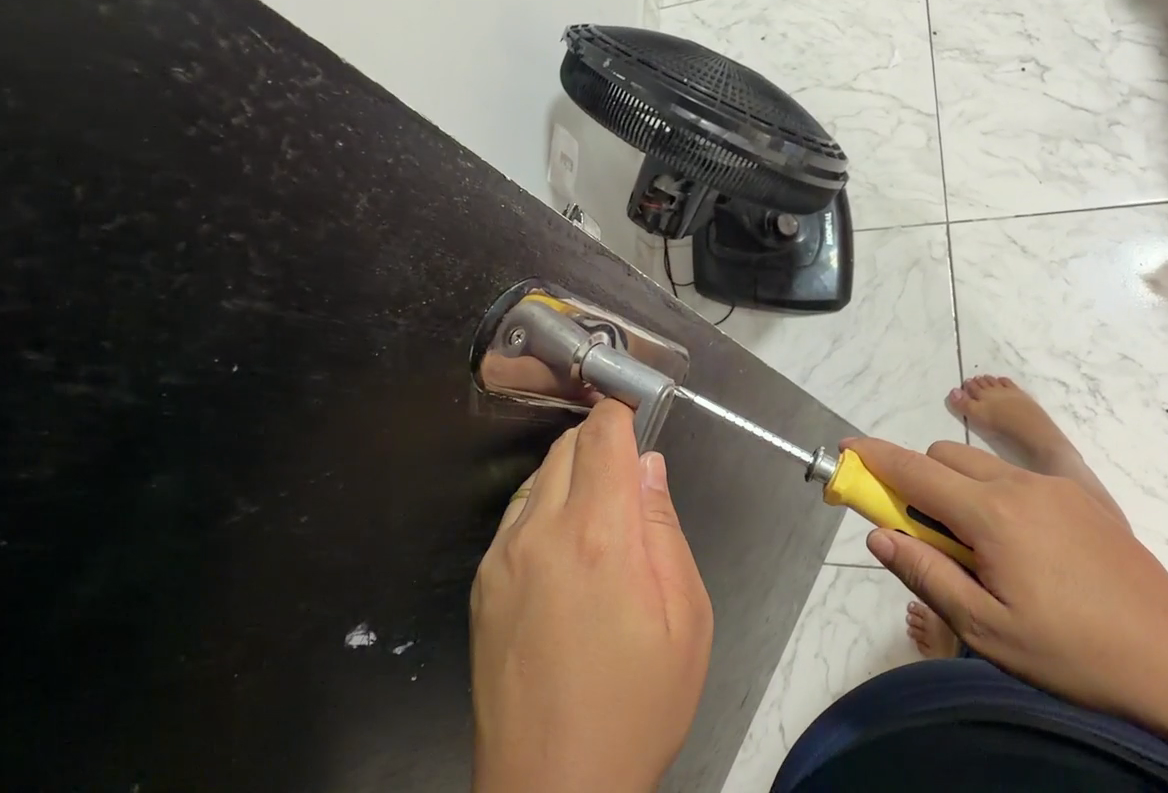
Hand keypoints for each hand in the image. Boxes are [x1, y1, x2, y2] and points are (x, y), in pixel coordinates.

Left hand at [469, 400, 713, 792]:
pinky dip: (543, 514)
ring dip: (570, 479)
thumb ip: (664, 530)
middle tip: (628, 477)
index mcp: (599, 535)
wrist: (553, 784)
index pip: (603, 435)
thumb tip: (647, 467)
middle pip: (566, 447)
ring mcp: (502, 556)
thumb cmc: (637, 705)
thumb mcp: (685, 619)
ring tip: (600, 525)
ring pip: (538, 480)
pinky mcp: (482, 583)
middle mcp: (541, 531)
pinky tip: (565, 559)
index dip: (622, 413)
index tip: (637, 412)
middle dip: (599, 443)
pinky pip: (515, 520)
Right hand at [850, 437, 1167, 719]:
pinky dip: (994, 491)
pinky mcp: (1084, 497)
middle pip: (944, 457)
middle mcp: (1021, 484)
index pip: (913, 469)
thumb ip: (925, 573)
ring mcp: (1057, 486)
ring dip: (956, 487)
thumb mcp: (985, 628)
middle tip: (922, 538)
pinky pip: (1019, 475)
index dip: (873, 459)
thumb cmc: (1071, 654)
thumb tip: (878, 536)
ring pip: (981, 465)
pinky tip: (1018, 544)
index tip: (843, 452)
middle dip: (917, 482)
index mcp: (992, 514)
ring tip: (976, 552)